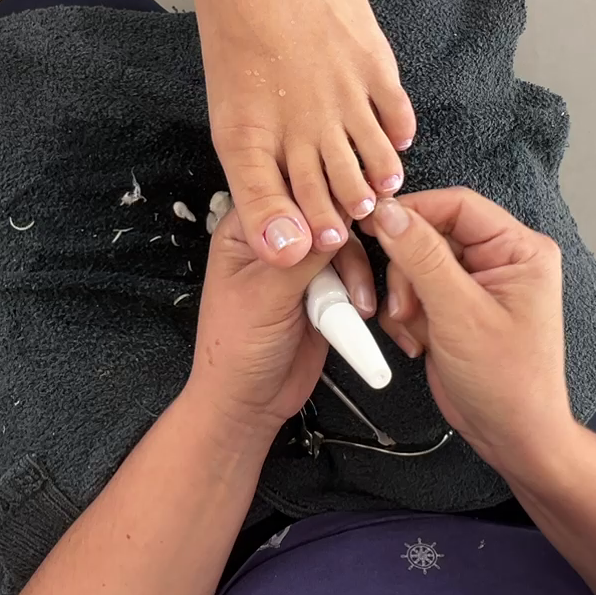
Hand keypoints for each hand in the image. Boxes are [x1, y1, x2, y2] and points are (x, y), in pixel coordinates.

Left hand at [181, 0, 416, 269]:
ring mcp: (344, 93)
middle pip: (334, 186)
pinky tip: (401, 140)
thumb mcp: (224, 101)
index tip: (323, 243)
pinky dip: (400, 131)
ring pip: (372, 156)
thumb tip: (288, 235)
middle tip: (359, 227)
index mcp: (255, 138)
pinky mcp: (371, 59)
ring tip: (381, 193)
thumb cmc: (227, 14)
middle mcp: (304, 125)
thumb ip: (254, 170)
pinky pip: (396, 110)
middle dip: (344, 212)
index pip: (290, 205)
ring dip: (377, 179)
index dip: (308, 229)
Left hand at [183, 207, 380, 439]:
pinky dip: (360, 289)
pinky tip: (359, 309)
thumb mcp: (266, 295)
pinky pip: (353, 274)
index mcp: (248, 227)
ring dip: (356, 272)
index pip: (289, 192)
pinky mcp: (324, 289)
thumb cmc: (235, 348)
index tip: (350, 209)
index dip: (322, 197)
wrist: (250, 402)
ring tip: (356, 303)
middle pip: (325, 215)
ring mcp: (302, 265)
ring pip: (344, 244)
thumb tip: (338, 218)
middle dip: (344, 237)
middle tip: (357, 255)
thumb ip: (304, 257)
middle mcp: (278, 239)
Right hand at [361, 189, 575, 473]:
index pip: (457, 205)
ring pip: (415, 261)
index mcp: (518, 248)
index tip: (373, 223)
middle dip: (408, 270)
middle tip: (404, 305)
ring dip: (404, 296)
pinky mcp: (452, 303)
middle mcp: (497, 257)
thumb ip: (422, 257)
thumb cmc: (506, 382)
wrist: (510, 439)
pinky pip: (412, 287)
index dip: (413, 211)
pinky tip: (418, 341)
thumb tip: (388, 211)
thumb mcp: (460, 314)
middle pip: (430, 233)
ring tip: (414, 329)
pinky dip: (405, 312)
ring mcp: (473, 281)